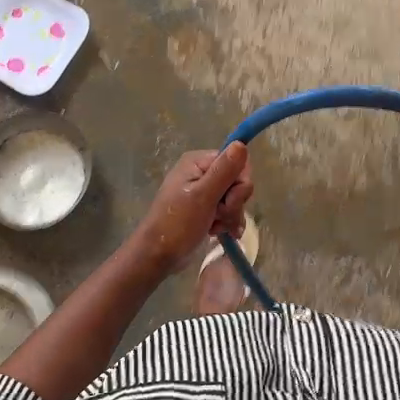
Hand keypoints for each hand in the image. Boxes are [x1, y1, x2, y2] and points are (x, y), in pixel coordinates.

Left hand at [128, 144, 254, 272]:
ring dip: (230, 215)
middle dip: (234, 203)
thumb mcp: (202, 196)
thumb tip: (241, 144)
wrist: (158, 255)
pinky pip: (227, 210)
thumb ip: (224, 171)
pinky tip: (220, 233)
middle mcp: (201, 172)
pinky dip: (226, 222)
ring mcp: (203, 191)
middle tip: (219, 216)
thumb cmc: (177, 224)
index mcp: (198, 162)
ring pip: (234, 198)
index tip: (227, 201)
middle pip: (237, 181)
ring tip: (217, 228)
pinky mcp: (205, 208)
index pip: (236, 163)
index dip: (238, 184)